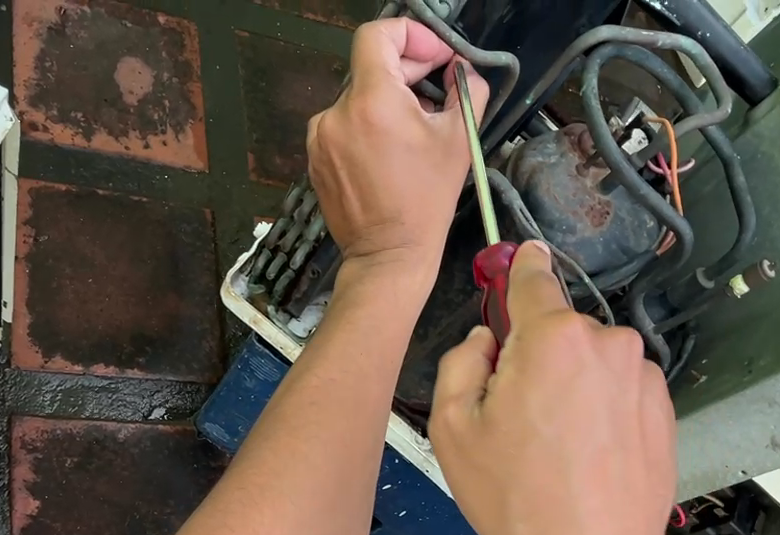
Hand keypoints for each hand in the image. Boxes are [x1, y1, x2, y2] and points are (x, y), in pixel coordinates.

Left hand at [306, 19, 488, 278]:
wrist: (388, 255)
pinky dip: (364, 131)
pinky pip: (341, 130)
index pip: (378, 35)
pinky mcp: (314, 162)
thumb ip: (466, 89)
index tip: (433, 58)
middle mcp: (336, 114)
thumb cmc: (426, 201)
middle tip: (433, 95)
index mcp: (371, 100)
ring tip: (409, 135)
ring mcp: (319, 140)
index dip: (410, 36)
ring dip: (384, 106)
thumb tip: (459, 70)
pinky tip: (385, 156)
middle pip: (369, 70)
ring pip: (356, 102)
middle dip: (405, 74)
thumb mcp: (459, 140)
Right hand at [429, 242, 679, 534]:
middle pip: (559, 333)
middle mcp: (608, 343)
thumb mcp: (452, 429)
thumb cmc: (511, 494)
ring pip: (591, 365)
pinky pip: (618, 393)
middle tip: (515, 419)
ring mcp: (643, 378)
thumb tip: (487, 340)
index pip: (533, 278)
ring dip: (570, 387)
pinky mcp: (665, 412)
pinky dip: (599, 411)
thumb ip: (461, 363)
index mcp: (553, 337)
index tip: (522, 254)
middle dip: (535, 359)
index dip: (520, 268)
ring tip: (553, 450)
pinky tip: (585, 460)